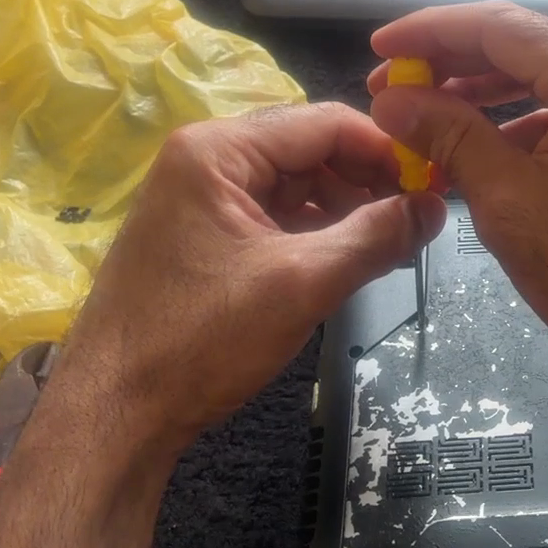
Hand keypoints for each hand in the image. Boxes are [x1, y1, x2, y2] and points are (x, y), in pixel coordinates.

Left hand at [54, 102, 446, 446]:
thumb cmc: (201, 341)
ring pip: (303, 181)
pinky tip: (353, 253)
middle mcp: (209, 159)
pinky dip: (322, 228)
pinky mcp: (208, 231)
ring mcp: (205, 195)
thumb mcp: (306, 281)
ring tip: (393, 239)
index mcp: (219, 150)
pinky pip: (281, 211)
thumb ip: (380, 234)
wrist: (108, 424)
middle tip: (418, 214)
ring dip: (351, 206)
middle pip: (316, 148)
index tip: (433, 183)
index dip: (387, 151)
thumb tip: (439, 208)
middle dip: (370, 180)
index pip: (328, 123)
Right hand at [368, 1, 547, 380]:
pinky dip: (526, 123)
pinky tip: (484, 147)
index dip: (433, 31)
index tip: (381, 47)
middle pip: (528, 46)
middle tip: (393, 88)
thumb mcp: (510, 201)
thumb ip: (449, 136)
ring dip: (487, 94)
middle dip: (455, 63)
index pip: (503, 26)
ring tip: (425, 116)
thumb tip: (394, 100)